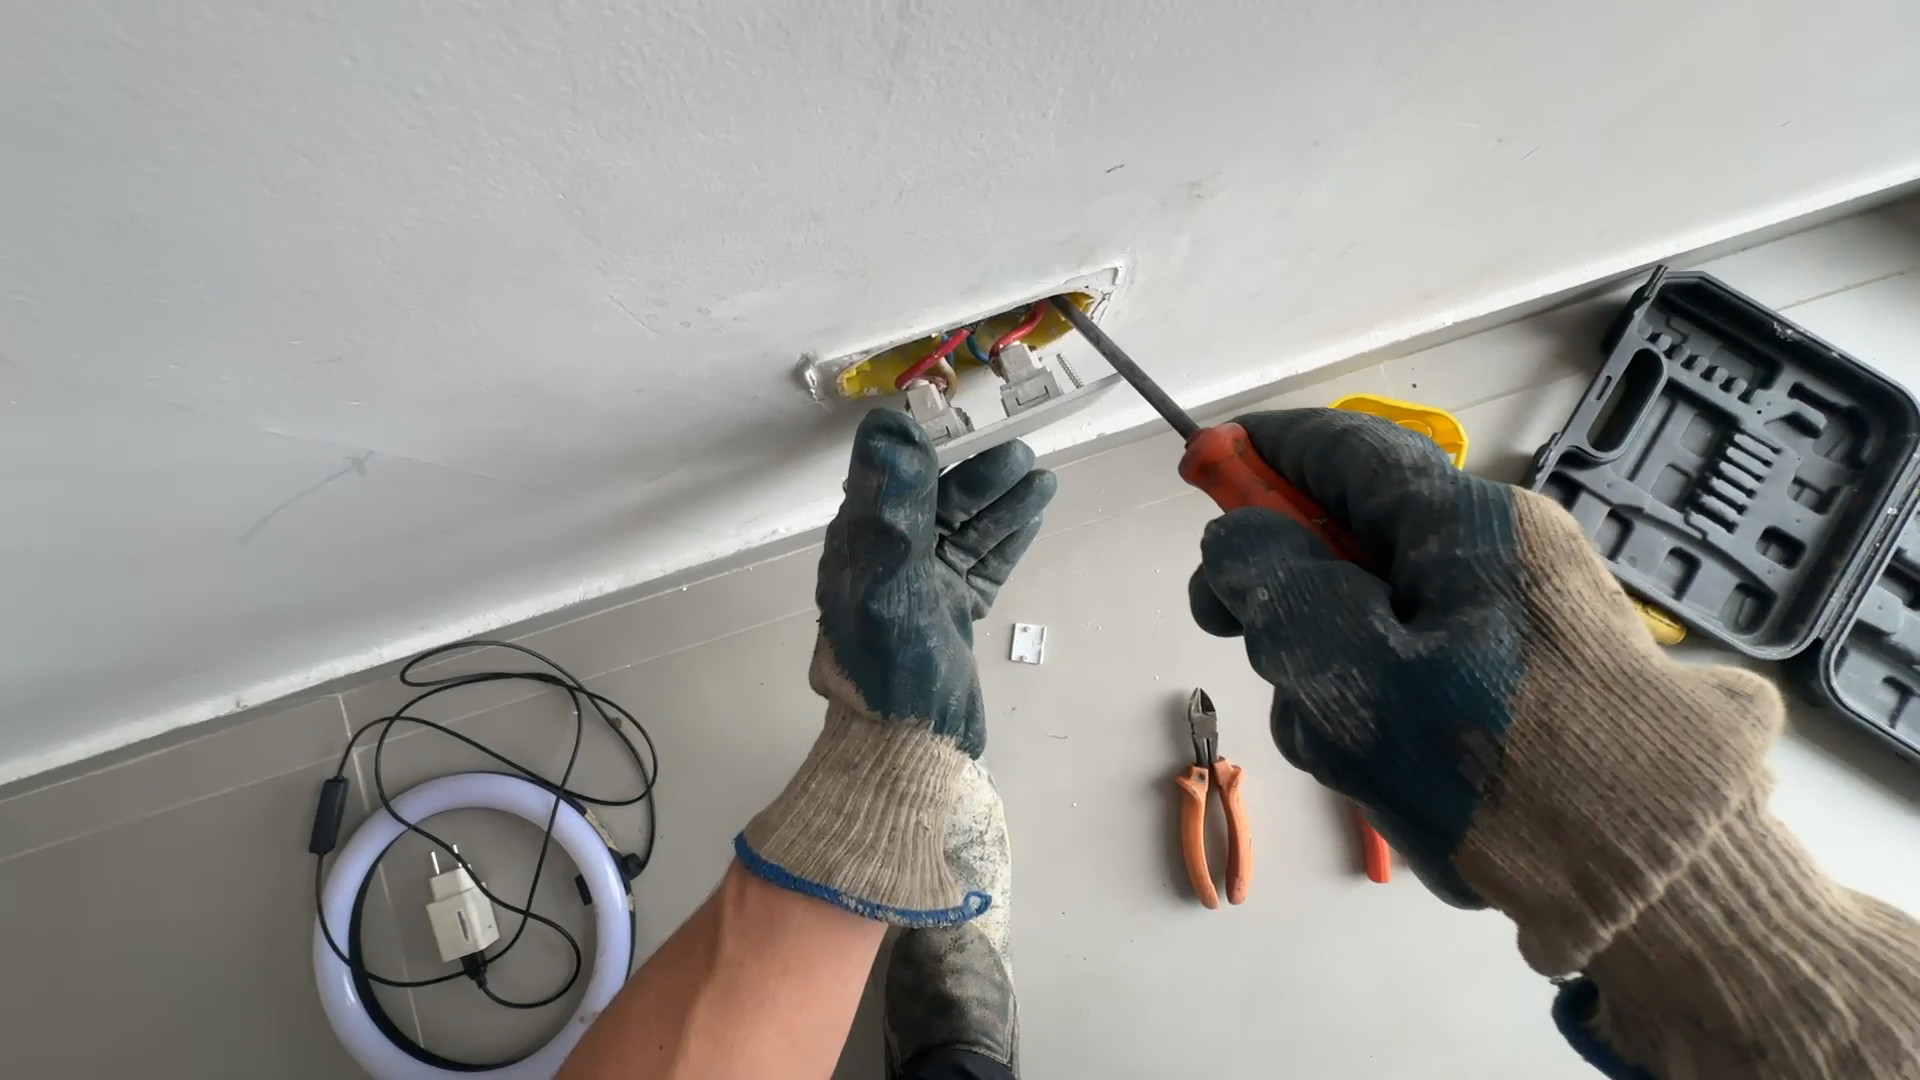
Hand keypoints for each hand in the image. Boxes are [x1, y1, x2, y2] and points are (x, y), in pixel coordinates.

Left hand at [739, 409, 1054, 924]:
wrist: (907, 747)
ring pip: (966, 529)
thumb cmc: (893, 667)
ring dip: (1001, 502)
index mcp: (861, 547)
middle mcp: (889, 560)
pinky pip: (983, 561)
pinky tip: (1032, 512)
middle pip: (936, 501)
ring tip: (1038, 475)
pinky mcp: (952, 609)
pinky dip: (1007, 536)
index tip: (949, 421)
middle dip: (978, 477)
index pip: (888, 480)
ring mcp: (924, 586)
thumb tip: (889, 426)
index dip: (918, 450)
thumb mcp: (889, 582)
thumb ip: (892, 506)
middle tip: (1020, 455)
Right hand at [1187, 408, 1778, 973]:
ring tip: (1332, 737)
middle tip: (1222, 623)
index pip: (1344, 451)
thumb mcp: (1351, 666)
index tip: (1201, 462)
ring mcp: (1489, 624)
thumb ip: (1271, 583)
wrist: (1645, 890)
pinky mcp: (1489, 682)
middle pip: (1340, 539)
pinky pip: (1389, 665)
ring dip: (1312, 663)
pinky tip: (1368, 761)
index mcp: (1465, 527)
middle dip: (1275, 586)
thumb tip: (1233, 537)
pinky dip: (1355, 701)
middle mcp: (1483, 560)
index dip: (1261, 448)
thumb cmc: (1488, 765)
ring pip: (1354, 613)